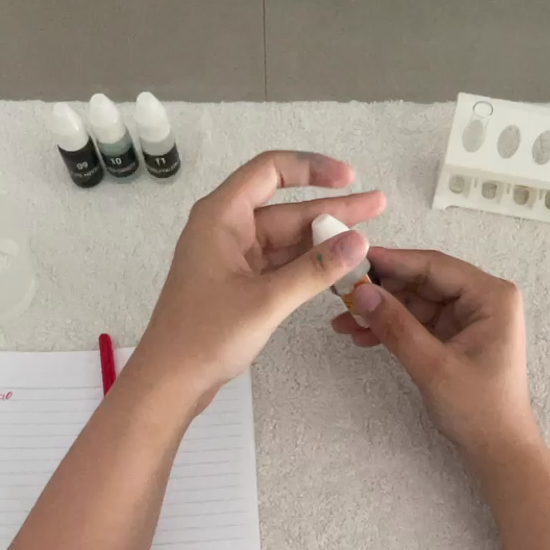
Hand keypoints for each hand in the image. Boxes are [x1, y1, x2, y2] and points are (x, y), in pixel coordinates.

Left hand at [126, 151, 384, 403]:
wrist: (170, 380)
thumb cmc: (207, 335)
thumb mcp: (267, 300)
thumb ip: (315, 270)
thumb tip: (360, 241)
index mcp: (222, 216)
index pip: (271, 171)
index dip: (312, 169)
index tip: (350, 178)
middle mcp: (226, 230)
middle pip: (286, 210)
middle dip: (331, 211)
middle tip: (379, 207)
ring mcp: (232, 260)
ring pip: (285, 241)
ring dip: (322, 243)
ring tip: (366, 242)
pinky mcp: (237, 286)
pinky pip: (278, 266)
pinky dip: (305, 268)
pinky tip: (336, 270)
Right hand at [331, 248, 540, 460]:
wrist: (497, 449)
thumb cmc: (478, 409)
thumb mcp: (432, 365)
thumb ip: (396, 326)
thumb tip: (361, 294)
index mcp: (491, 297)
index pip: (434, 266)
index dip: (392, 262)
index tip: (354, 259)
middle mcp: (483, 300)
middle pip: (423, 282)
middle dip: (382, 290)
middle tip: (341, 293)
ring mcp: (469, 319)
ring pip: (416, 303)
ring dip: (382, 312)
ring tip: (343, 322)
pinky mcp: (456, 338)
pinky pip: (419, 323)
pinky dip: (393, 329)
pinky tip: (363, 336)